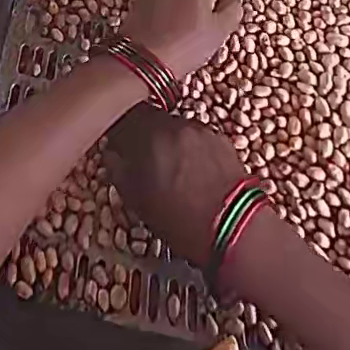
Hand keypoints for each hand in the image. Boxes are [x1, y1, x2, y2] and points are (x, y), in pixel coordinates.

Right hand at [106, 107, 247, 265]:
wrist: (238, 233)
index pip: (124, 116)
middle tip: (141, 156)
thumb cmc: (181, 222)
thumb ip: (118, 168)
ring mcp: (201, 129)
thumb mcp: (137, 200)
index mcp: (149, 135)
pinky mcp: (221, 139)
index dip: (117, 129)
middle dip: (142, 133)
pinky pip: (196, 135)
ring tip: (170, 167)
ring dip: (167, 139)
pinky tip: (193, 170)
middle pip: (150, 117)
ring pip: (174, 126)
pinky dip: (189, 147)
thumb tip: (111, 152)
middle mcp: (175, 124)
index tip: (115, 142)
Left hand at [116, 0, 241, 78]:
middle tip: (210, 21)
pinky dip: (170, 9)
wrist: (143, 59)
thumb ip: (233, 7)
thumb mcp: (221, 29)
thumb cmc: (187, 44)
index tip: (228, 6)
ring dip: (188, 2)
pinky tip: (171, 29)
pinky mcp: (141, 1)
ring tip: (190, 28)